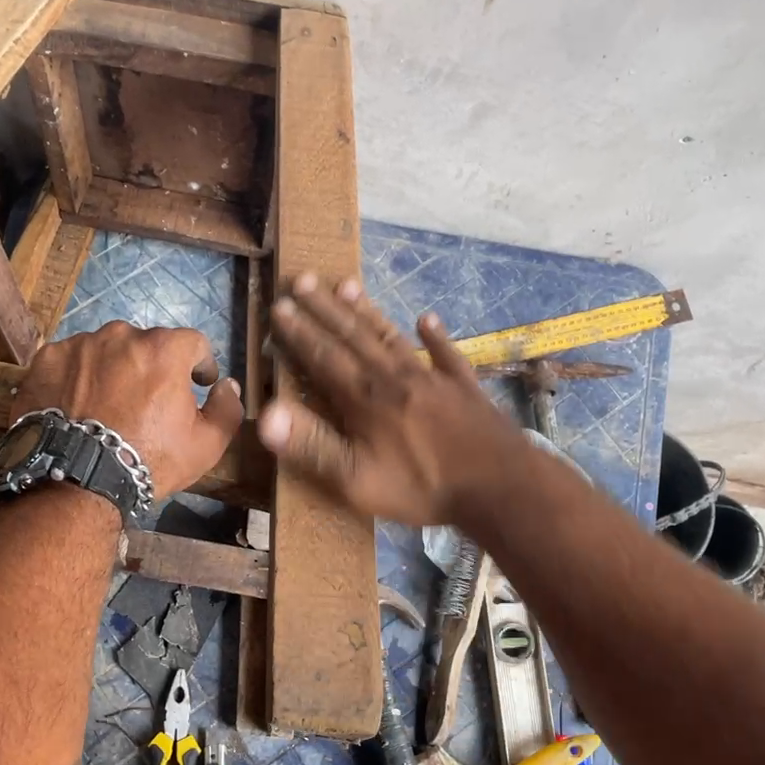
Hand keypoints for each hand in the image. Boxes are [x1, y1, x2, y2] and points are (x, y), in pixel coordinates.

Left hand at [14, 321, 242, 500]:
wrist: (78, 480)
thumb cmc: (150, 461)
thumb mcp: (206, 445)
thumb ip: (227, 409)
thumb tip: (226, 385)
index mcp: (164, 348)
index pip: (193, 342)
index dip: (199, 364)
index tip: (198, 384)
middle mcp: (121, 334)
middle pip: (146, 345)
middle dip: (152, 368)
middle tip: (148, 403)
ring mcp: (79, 344)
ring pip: (106, 350)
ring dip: (114, 370)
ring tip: (109, 406)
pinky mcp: (46, 360)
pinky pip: (71, 362)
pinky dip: (77, 378)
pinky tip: (78, 406)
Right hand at [261, 273, 529, 525]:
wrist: (499, 484)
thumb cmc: (421, 486)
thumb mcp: (355, 479)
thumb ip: (311, 446)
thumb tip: (265, 416)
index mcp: (365, 399)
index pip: (324, 358)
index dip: (299, 333)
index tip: (279, 307)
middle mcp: (395, 377)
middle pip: (354, 336)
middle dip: (325, 309)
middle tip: (302, 279)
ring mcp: (433, 379)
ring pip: (392, 337)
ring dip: (367, 312)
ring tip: (347, 285)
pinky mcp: (464, 388)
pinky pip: (446, 354)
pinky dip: (434, 336)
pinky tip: (427, 319)